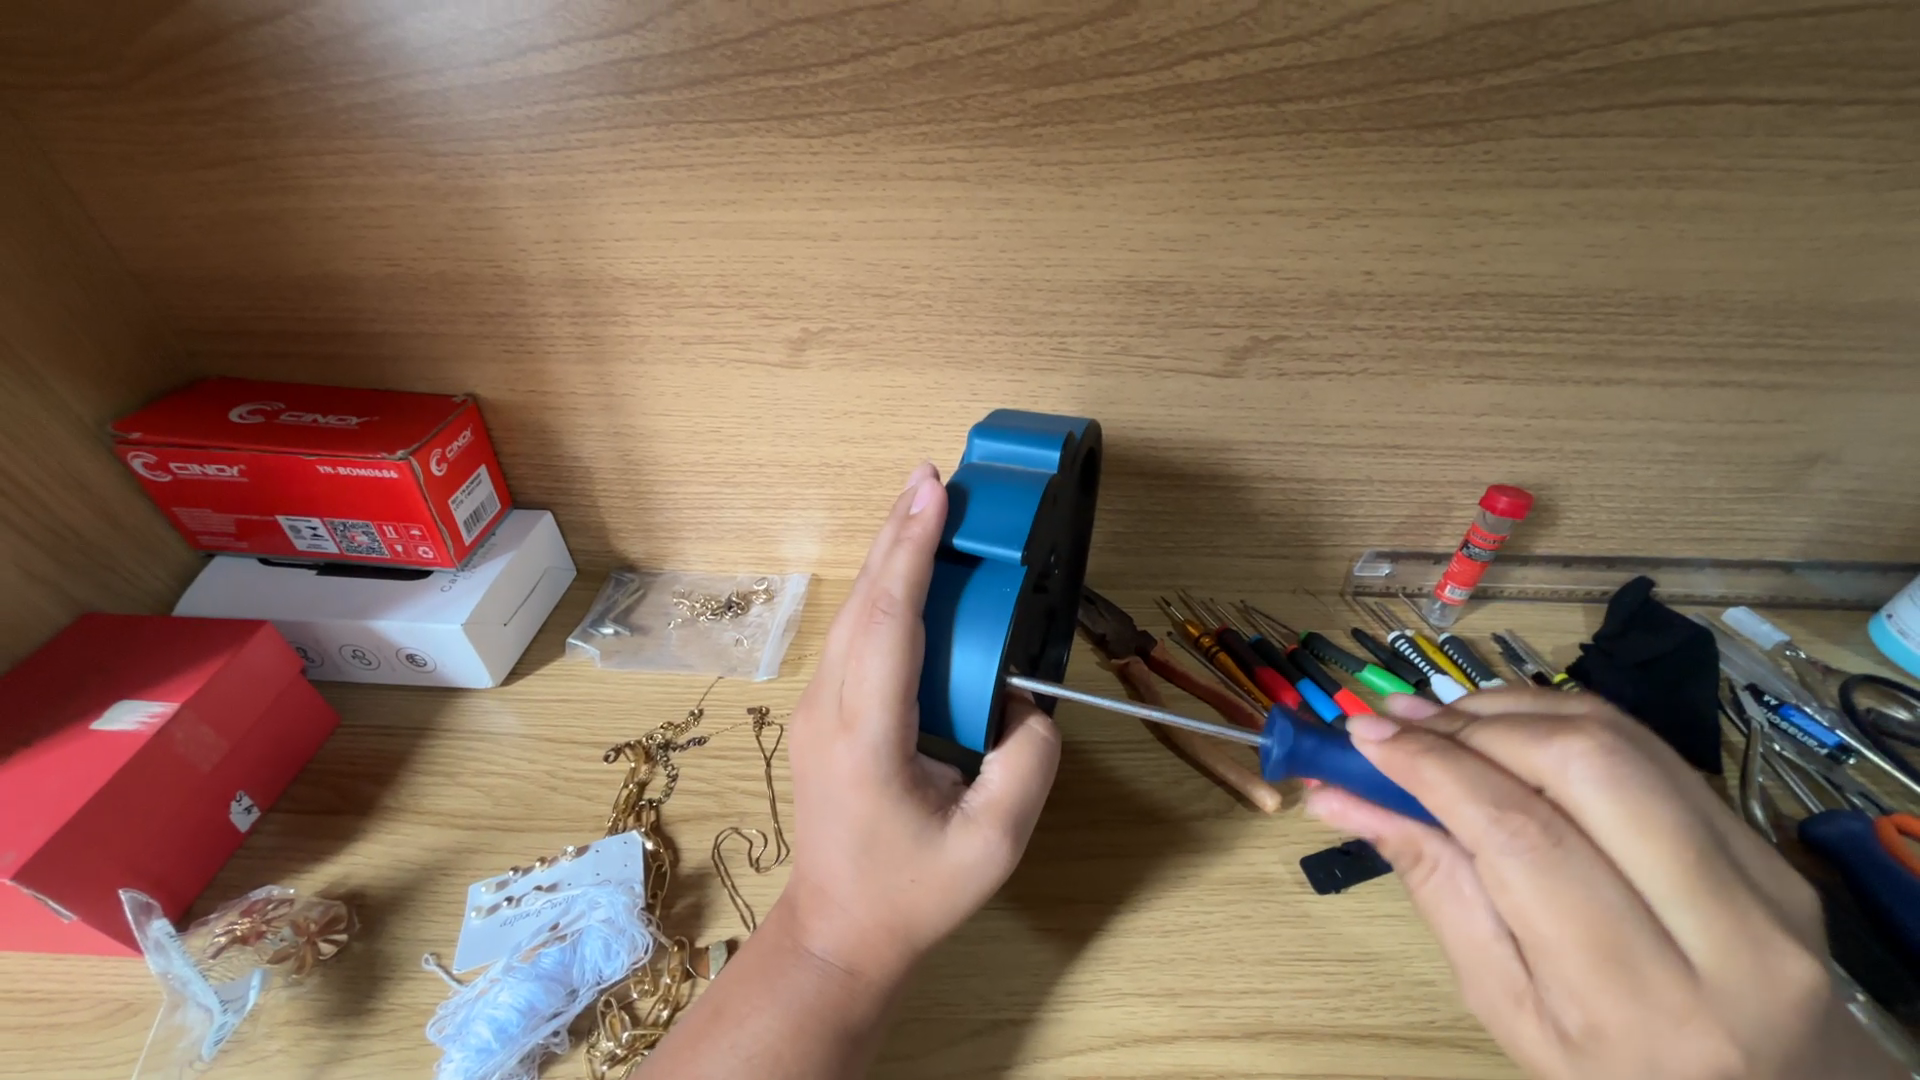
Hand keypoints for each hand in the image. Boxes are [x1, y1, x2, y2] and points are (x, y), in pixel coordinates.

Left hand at [774, 462, 1060, 989]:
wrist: (838, 930)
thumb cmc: (914, 893)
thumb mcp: (994, 844)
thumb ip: (1027, 762)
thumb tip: (1028, 698)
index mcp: (867, 739)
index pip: (889, 625)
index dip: (911, 552)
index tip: (932, 493)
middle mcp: (829, 709)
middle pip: (863, 602)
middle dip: (897, 531)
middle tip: (930, 476)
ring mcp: (816, 707)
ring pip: (853, 612)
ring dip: (888, 553)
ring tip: (924, 506)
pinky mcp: (822, 709)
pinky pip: (855, 634)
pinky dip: (884, 587)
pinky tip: (908, 568)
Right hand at [1306, 689, 1907, 1079]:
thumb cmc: (1612, 1068)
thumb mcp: (1502, 999)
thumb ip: (1429, 882)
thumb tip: (1334, 797)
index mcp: (1640, 998)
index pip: (1519, 837)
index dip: (1430, 767)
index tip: (1360, 736)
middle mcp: (1726, 931)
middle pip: (1583, 766)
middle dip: (1471, 726)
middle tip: (1399, 723)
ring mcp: (1763, 875)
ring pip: (1617, 739)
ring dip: (1507, 710)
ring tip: (1440, 720)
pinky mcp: (1763, 841)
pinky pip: (1645, 744)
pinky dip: (1554, 718)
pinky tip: (1501, 729)